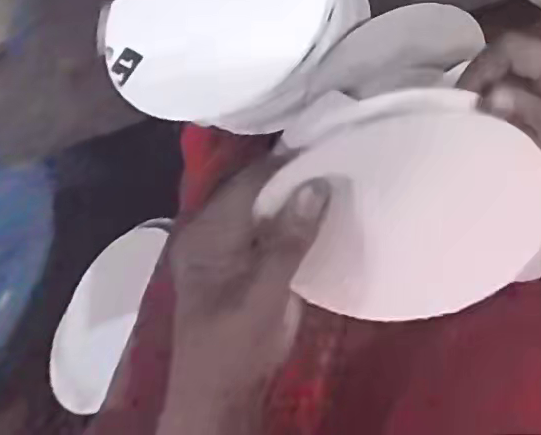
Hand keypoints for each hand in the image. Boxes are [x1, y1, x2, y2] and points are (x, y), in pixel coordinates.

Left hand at [158, 159, 327, 431]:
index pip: (250, 179)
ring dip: (293, 187)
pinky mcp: (239, 254)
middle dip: (292, 170)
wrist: (221, 400)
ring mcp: (223, 241)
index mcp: (206, 230)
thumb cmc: (235, 347)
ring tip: (332, 167)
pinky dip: (289, 208)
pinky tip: (318, 201)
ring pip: (262, 199)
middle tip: (334, 150)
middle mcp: (210, 226)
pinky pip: (265, 217)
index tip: (326, 141)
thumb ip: (289, 240)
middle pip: (255, 184)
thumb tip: (318, 183)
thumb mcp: (264, 295)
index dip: (287, 161)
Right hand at [460, 21, 540, 249]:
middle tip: (473, 100)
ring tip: (492, 100)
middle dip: (490, 67)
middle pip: (518, 43)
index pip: (511, 47)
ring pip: (532, 47)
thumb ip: (533, 116)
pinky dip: (526, 71)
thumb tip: (490, 95)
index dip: (481, 67)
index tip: (464, 97)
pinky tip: (524, 97)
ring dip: (508, 69)